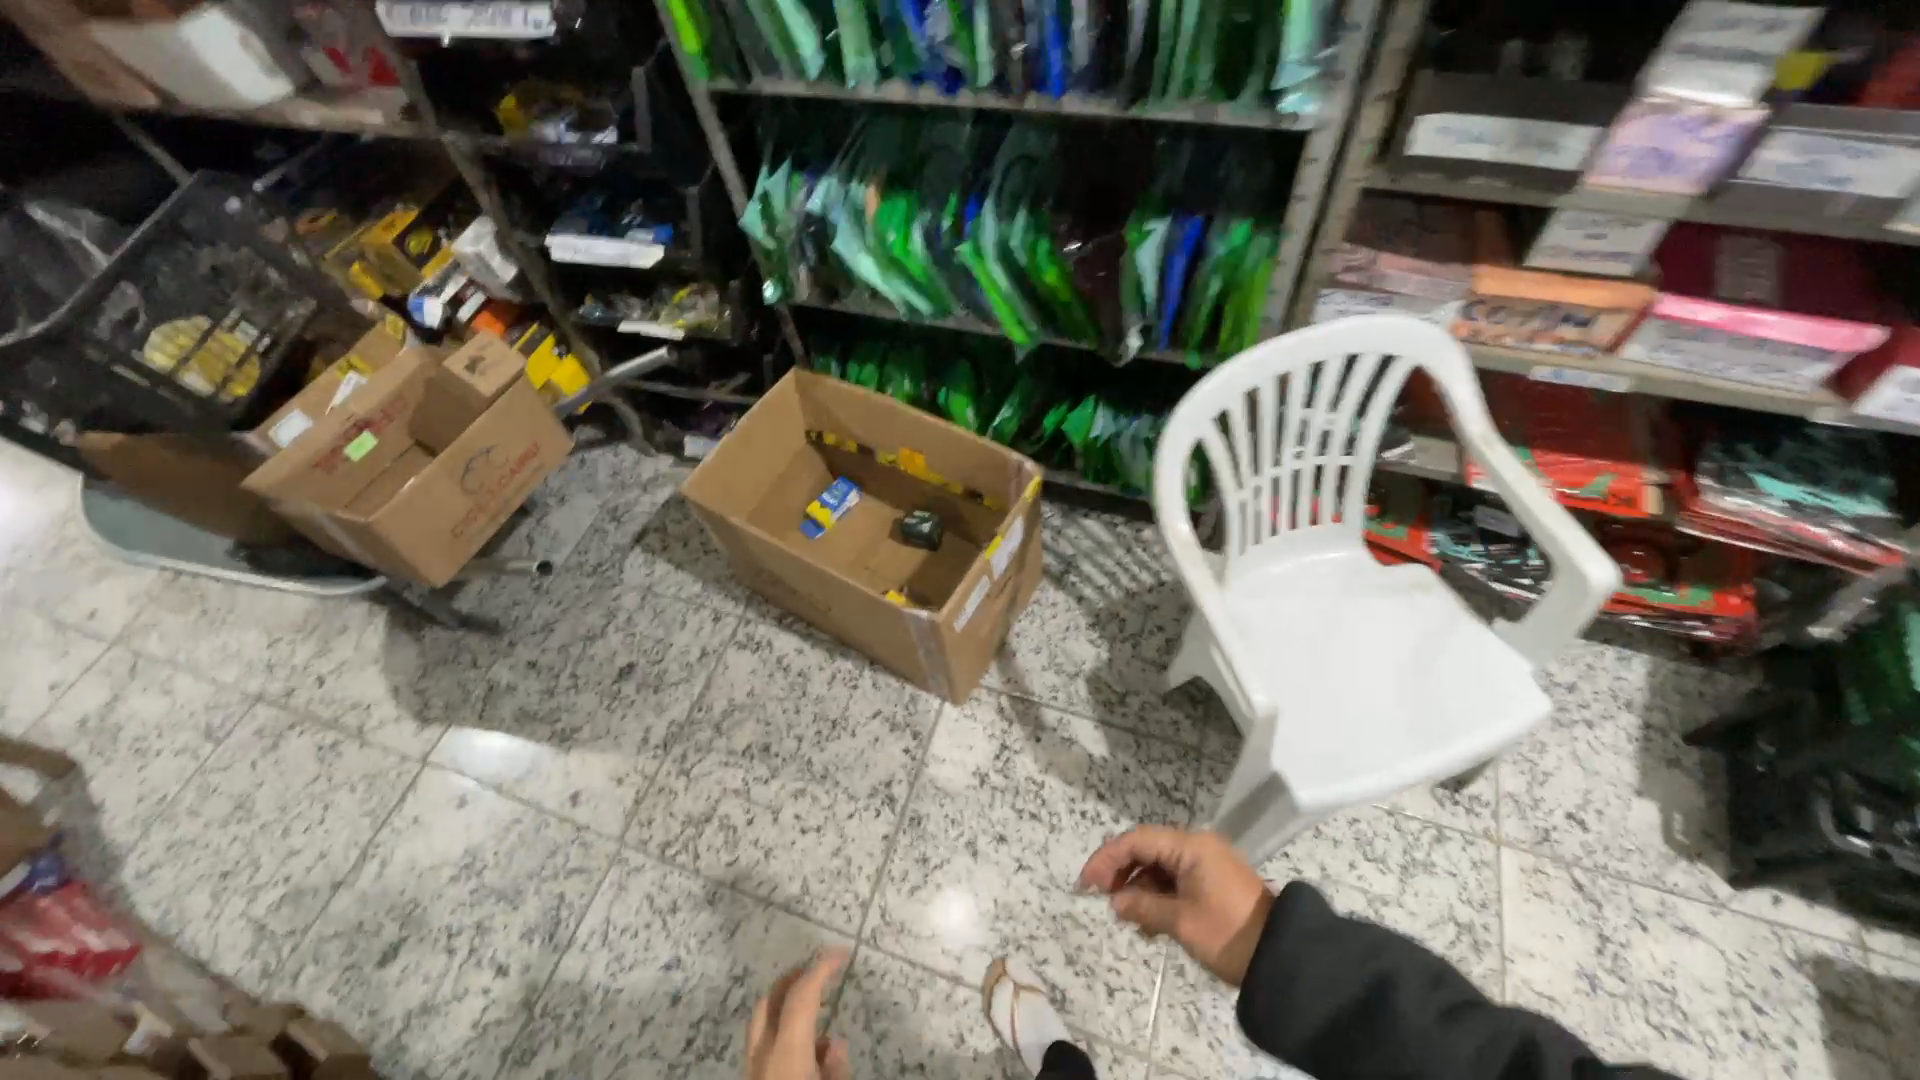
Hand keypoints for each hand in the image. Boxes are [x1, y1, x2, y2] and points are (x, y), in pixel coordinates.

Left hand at [746, 947, 850, 1079]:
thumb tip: (834, 1044)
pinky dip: (778, 1027)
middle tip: (821, 968)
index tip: (842, 952)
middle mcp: (762, 1051)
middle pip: (772, 997)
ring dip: (785, 1000)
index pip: (802, 994)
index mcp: (787, 1050)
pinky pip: (759, 1040)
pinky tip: (801, 1043)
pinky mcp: (748, 1077)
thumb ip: (837, 1065)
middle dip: (796, 976)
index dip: (822, 967)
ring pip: (761, 1018)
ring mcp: (749, 1065)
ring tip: (814, 1003)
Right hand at [1077, 826, 1272, 985]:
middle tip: (1101, 898)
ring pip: (1159, 866)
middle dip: (1121, 872)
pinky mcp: (1212, 882)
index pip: (1137, 840)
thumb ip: (1143, 906)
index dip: (1107, 858)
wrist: (1282, 957)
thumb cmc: (1228, 934)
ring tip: (1126, 916)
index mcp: (1191, 846)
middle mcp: (1197, 847)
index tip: (1086, 884)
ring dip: (1138, 887)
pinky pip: (1174, 880)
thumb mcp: (1181, 921)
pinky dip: (1157, 896)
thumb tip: (1115, 902)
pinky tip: (1149, 923)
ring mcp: (1206, 864)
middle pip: (1147, 850)